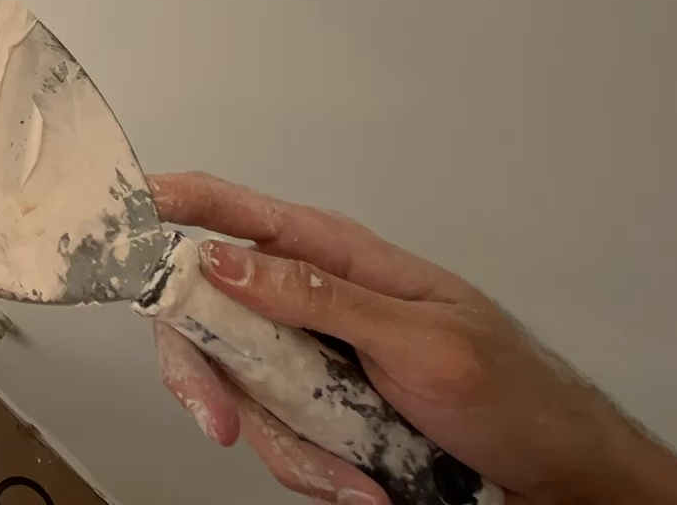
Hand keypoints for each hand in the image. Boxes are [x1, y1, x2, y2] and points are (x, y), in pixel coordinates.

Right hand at [146, 172, 676, 504]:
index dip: (161, 199)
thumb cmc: (516, 392)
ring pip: (223, 375)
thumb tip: (219, 256)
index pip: (222, 205)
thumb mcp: (424, 340)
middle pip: (196, 304)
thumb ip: (318, 294)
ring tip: (350, 482)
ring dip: (274, 438)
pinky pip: (263, 424)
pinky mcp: (298, 397)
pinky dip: (301, 464)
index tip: (113, 213)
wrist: (563, 479)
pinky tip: (356, 486)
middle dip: (197, 366)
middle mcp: (291, 291)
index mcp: (320, 250)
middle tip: (215, 415)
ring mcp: (290, 345)